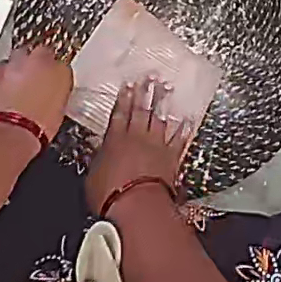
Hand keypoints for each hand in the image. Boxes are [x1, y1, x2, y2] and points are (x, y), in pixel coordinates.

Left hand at [0, 46, 71, 139]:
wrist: (8, 135)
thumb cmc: (35, 129)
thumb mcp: (58, 112)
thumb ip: (56, 94)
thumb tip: (49, 96)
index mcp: (62, 72)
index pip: (61, 64)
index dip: (52, 74)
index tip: (48, 83)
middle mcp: (41, 62)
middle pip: (40, 53)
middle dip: (36, 64)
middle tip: (31, 81)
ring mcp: (17, 64)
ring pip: (18, 58)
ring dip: (17, 68)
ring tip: (13, 87)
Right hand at [87, 79, 194, 213]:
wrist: (137, 205)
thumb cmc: (110, 195)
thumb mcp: (93, 176)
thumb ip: (98, 158)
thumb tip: (97, 150)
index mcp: (115, 140)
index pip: (119, 113)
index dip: (124, 98)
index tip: (129, 84)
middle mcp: (137, 138)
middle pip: (141, 110)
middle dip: (145, 92)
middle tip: (150, 76)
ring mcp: (156, 145)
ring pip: (160, 118)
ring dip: (163, 103)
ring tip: (167, 88)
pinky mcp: (171, 156)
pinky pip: (178, 139)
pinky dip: (183, 129)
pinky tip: (187, 119)